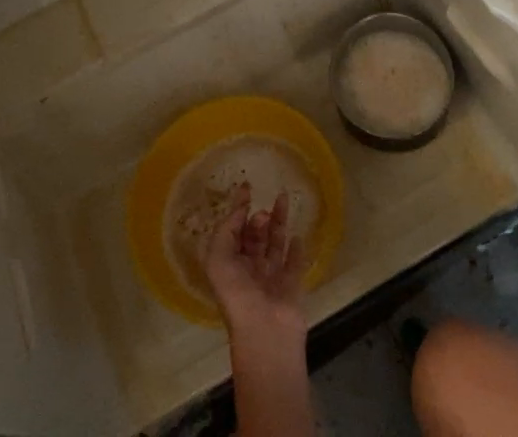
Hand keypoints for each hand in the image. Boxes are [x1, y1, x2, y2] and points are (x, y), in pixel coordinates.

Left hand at [204, 185, 306, 333]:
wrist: (266, 332)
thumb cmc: (237, 294)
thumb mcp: (219, 257)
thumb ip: (227, 229)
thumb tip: (242, 209)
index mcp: (227, 264)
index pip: (231, 230)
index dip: (237, 208)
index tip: (246, 186)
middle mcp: (248, 269)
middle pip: (253, 237)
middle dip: (257, 219)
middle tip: (263, 210)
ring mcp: (271, 277)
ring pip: (274, 244)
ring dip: (278, 223)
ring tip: (284, 199)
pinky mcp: (291, 284)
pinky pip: (294, 262)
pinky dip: (296, 248)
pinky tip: (298, 234)